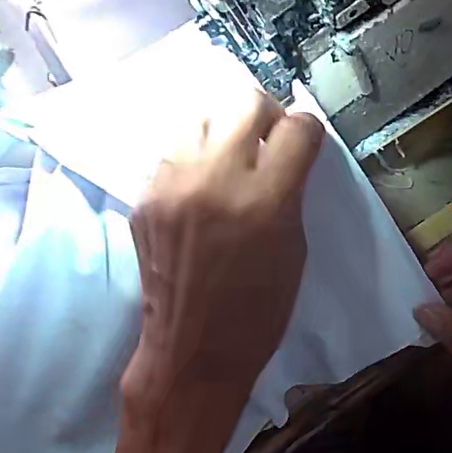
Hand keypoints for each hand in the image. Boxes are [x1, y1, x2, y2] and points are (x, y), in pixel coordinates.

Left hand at [122, 90, 325, 452]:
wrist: (192, 350)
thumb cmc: (258, 309)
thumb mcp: (294, 246)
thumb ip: (290, 189)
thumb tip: (286, 150)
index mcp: (265, 200)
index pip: (297, 127)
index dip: (307, 130)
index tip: (303, 141)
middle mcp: (215, 180)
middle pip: (245, 102)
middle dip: (265, 116)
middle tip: (267, 141)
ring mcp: (172, 185)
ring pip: (203, 117)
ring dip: (224, 133)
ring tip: (230, 162)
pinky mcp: (144, 197)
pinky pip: (175, 152)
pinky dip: (194, 160)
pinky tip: (200, 188)